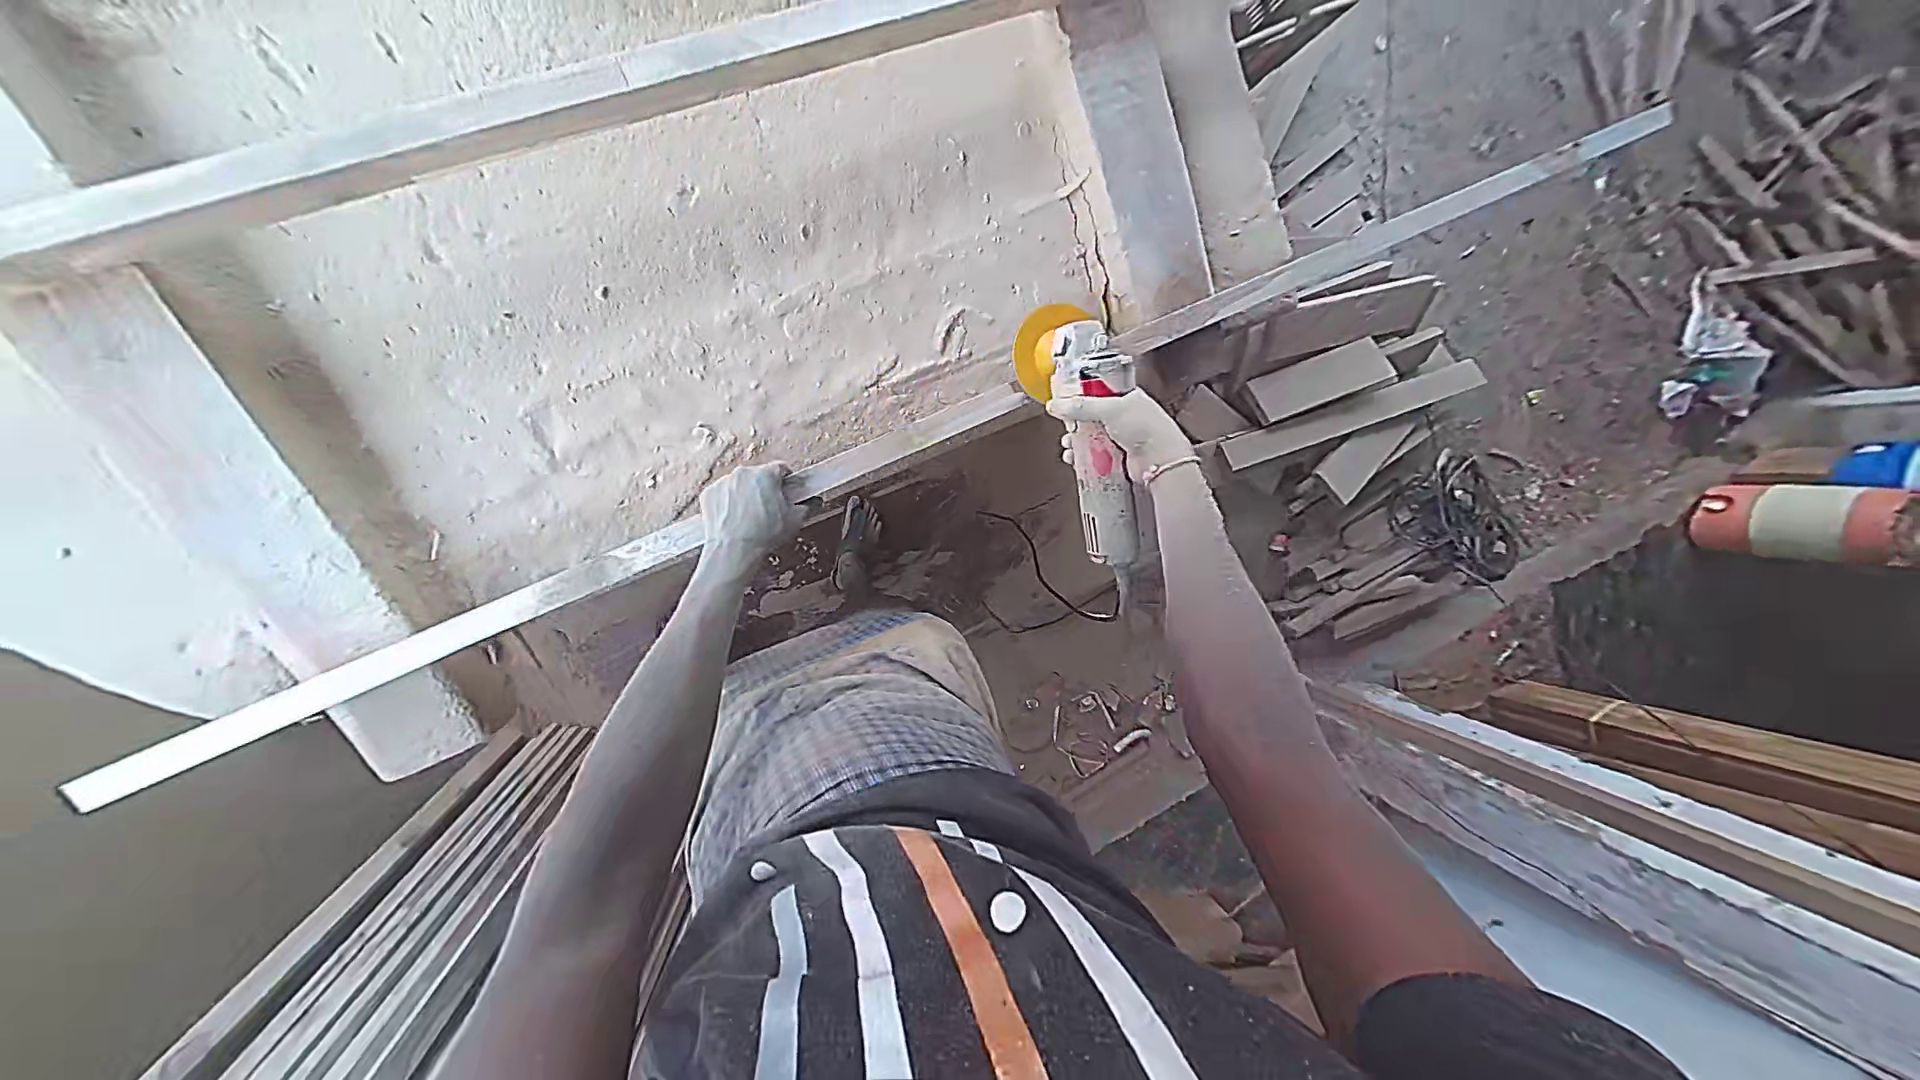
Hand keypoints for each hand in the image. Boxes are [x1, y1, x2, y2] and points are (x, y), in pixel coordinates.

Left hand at [699, 463, 802, 573]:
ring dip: (745, 494)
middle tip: (768, 507)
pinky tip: (734, 518)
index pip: (780, 468)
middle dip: (764, 488)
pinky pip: (723, 494)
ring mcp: (723, 482)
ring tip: (749, 516)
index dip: (786, 479)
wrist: (733, 550)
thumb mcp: (795, 520)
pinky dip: (728, 502)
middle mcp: (743, 473)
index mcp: (766, 474)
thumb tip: (809, 502)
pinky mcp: (709, 494)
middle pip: (758, 475)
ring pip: (739, 484)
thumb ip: (805, 505)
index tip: (786, 489)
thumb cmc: (764, 534)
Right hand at [1047, 389, 1192, 484]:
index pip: (1098, 391)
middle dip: (1075, 422)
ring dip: (1077, 441)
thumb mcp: (1110, 409)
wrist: (1161, 461)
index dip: (1080, 396)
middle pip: (1091, 416)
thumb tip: (1056, 404)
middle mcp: (1125, 416)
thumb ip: (1080, 406)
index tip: (1065, 400)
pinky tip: (1075, 457)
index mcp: (1127, 396)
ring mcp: (1121, 437)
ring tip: (1068, 444)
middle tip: (1066, 425)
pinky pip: (1095, 454)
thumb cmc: (1146, 429)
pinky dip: (1083, 456)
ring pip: (1091, 436)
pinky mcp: (1118, 456)